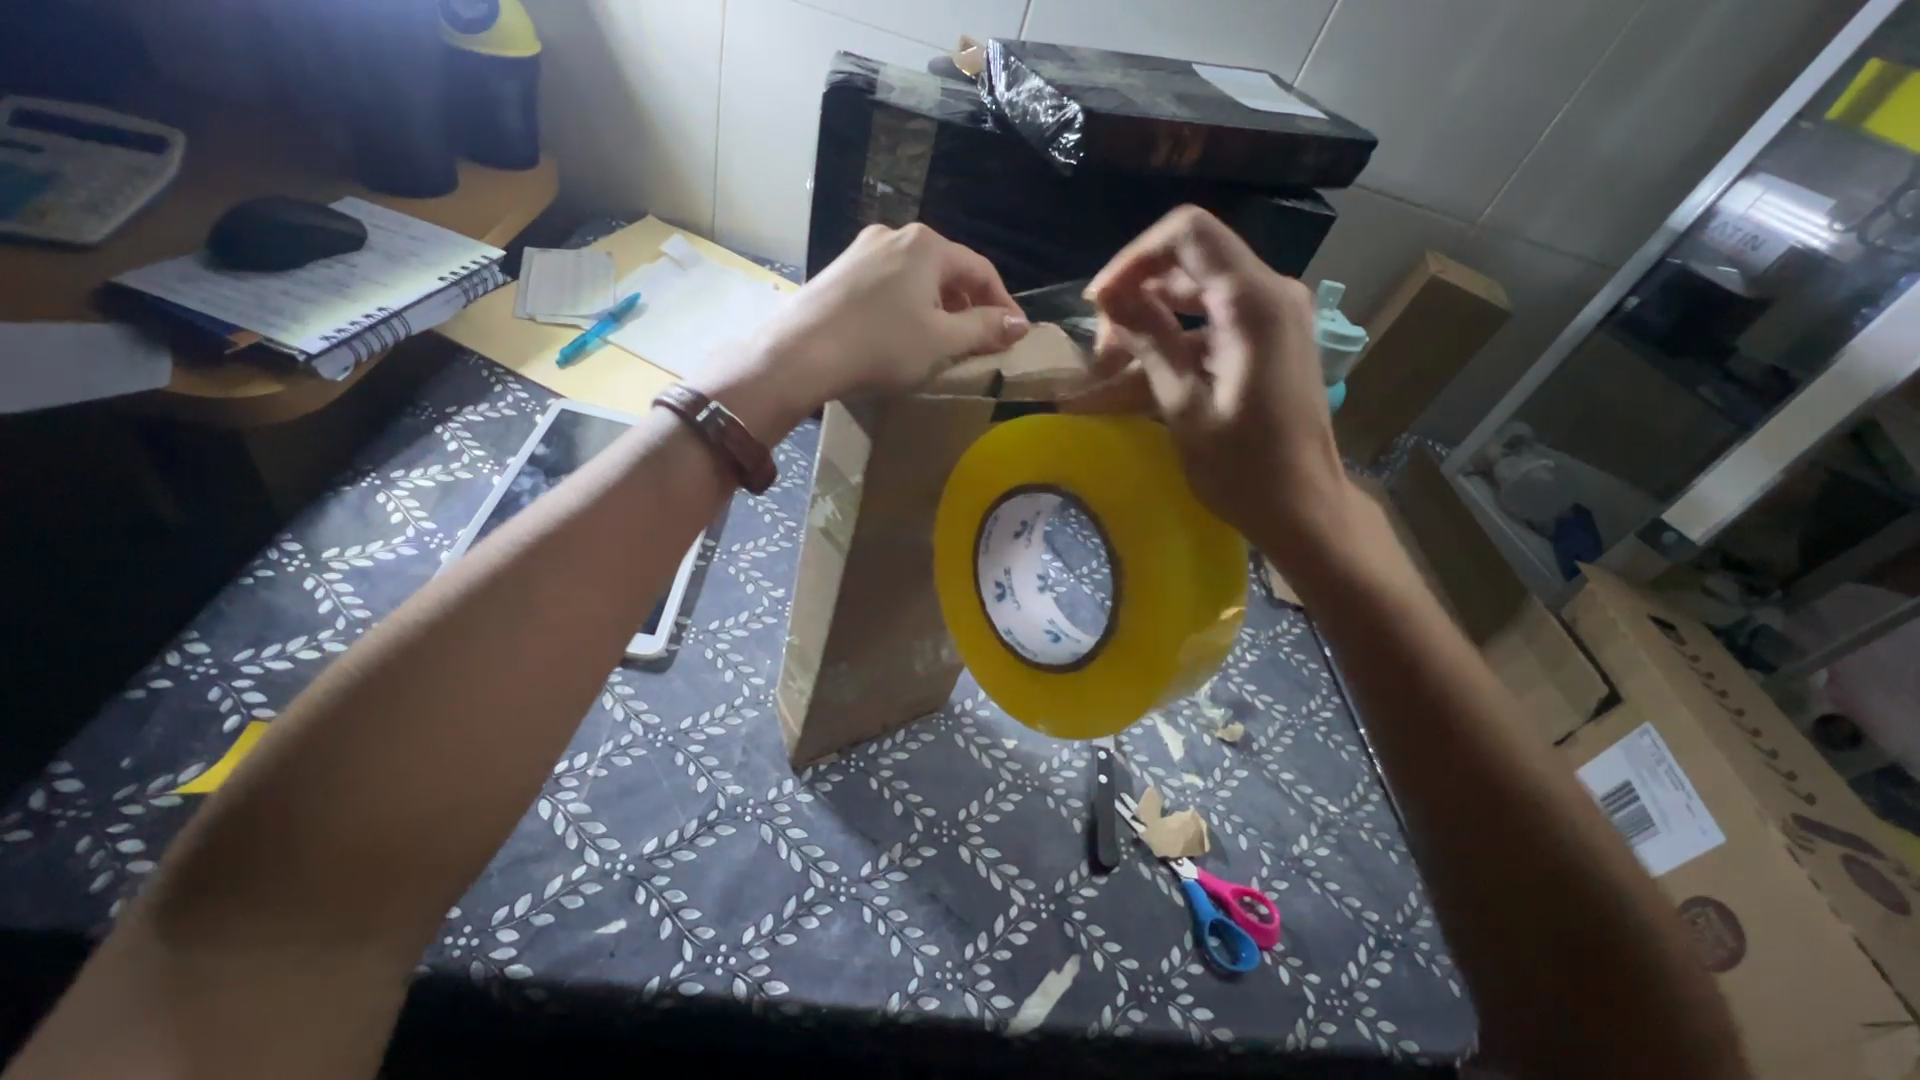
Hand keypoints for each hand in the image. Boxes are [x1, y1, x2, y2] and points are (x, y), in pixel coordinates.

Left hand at [734, 224, 1028, 412]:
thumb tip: (1020, 323)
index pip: (981, 270)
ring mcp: (862, 250)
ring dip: (938, 306)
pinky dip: (908, 305)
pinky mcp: (840, 271)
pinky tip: (903, 333)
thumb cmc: (880, 346)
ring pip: (916, 276)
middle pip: (947, 269)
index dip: (1003, 304)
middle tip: (981, 340)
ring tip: (944, 340)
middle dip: (969, 304)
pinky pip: (888, 284)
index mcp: (927, 245)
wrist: (799, 354)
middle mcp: (895, 236)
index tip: (1015, 335)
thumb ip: (984, 328)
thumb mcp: (941, 341)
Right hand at [1070, 206, 1354, 560]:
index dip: (1134, 259)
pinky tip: (1138, 383)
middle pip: (1188, 265)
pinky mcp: (1269, 342)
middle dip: (1136, 300)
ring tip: (1109, 373)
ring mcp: (1273, 318)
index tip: (1098, 304)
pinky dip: (1175, 346)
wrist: (1306, 510)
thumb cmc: (1245, 469)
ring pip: (1196, 298)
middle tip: (1100, 354)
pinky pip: (1212, 326)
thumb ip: (1150, 341)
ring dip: (1150, 327)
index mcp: (1254, 303)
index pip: (1188, 234)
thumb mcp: (1185, 406)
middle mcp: (1270, 294)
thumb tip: (1110, 296)